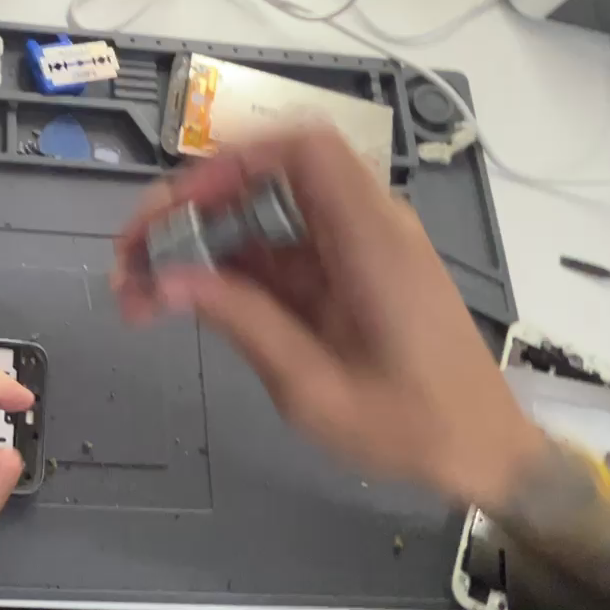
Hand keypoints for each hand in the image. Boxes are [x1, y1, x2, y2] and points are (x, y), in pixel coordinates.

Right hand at [113, 122, 542, 510]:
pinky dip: (217, 271)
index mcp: (370, 242)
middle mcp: (360, 230)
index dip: (231, 163)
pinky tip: (175, 300)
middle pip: (262, 181)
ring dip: (191, 243)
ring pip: (253, 219)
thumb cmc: (412, 428)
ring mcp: (345, 252)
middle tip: (128, 257)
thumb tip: (166, 281)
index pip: (303, 153)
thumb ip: (243, 324)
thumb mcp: (315, 388)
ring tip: (136, 288)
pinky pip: (265, 254)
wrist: (480, 455)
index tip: (173, 209)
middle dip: (186, 209)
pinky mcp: (333, 276)